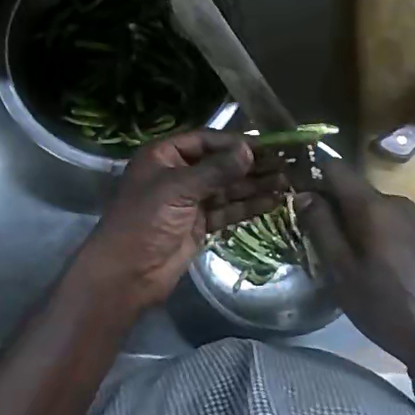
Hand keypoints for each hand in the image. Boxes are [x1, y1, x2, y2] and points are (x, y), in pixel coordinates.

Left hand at [74, 130, 278, 311]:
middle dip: (251, 164)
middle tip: (286, 162)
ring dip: (254, 185)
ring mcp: (189, 200)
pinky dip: (247, 206)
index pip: (206, 141)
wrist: (126, 274)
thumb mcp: (178, 189)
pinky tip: (272, 201)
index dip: (235, 143)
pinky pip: (227, 210)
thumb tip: (248, 150)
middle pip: (220, 164)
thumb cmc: (144, 221)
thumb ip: (215, 171)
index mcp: (164, 155)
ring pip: (227, 188)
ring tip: (287, 181)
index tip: (267, 145)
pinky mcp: (199, 224)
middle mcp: (178, 173)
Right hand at [294, 156, 414, 381]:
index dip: (310, 171)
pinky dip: (366, 229)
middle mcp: (394, 200)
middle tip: (306, 228)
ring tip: (331, 249)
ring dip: (346, 218)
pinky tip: (361, 259)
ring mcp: (412, 217)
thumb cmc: (388, 306)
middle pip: (351, 187)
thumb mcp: (342, 270)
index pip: (334, 166)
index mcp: (372, 205)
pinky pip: (384, 219)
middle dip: (326, 201)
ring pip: (367, 205)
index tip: (292, 188)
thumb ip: (320, 226)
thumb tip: (303, 194)